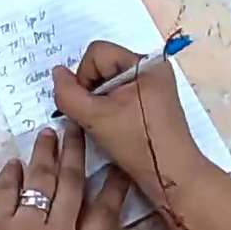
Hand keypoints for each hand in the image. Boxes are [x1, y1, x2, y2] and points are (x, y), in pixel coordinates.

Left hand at [0, 126, 153, 229]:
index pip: (104, 215)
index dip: (113, 188)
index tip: (119, 164)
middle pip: (71, 185)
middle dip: (77, 153)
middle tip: (79, 126)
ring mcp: (24, 228)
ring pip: (39, 181)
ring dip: (45, 154)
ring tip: (49, 131)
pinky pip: (4, 193)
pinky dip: (9, 175)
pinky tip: (13, 162)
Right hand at [52, 41, 213, 207]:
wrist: (173, 176)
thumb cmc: (137, 144)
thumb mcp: (94, 118)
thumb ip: (68, 94)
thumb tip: (57, 72)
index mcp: (145, 62)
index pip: (96, 53)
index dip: (84, 77)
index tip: (90, 106)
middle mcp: (153, 66)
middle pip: (103, 64)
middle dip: (92, 89)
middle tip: (97, 117)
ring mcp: (156, 83)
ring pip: (111, 79)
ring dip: (101, 100)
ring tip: (108, 124)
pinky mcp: (155, 99)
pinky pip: (123, 90)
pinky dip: (112, 105)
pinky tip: (116, 126)